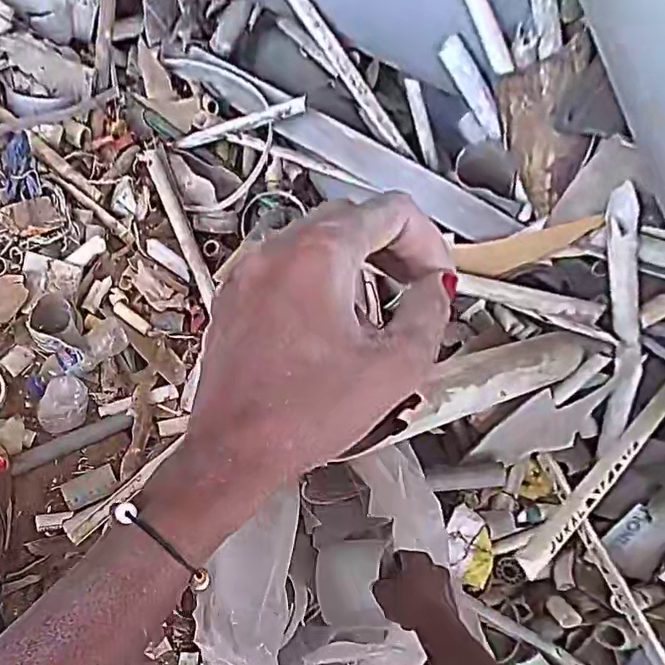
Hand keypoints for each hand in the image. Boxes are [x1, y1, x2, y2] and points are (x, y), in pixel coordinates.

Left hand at [180, 193, 455, 498]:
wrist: (233, 453)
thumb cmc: (293, 418)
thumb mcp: (396, 366)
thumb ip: (431, 311)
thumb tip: (435, 290)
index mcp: (314, 255)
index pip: (389, 211)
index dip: (427, 241)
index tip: (433, 273)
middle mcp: (271, 257)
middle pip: (345, 222)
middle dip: (388, 252)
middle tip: (409, 287)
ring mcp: (243, 282)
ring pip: (309, 250)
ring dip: (349, 272)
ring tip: (367, 320)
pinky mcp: (229, 308)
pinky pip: (279, 279)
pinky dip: (310, 291)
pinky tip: (325, 335)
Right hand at [374, 552, 483, 664]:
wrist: (434, 625)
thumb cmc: (413, 605)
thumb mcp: (382, 592)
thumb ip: (380, 584)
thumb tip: (382, 587)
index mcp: (416, 558)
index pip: (398, 556)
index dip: (387, 567)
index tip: (383, 576)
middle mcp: (434, 567)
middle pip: (414, 569)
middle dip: (404, 579)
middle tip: (393, 590)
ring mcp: (445, 583)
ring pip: (425, 583)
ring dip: (415, 592)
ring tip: (403, 606)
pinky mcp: (451, 599)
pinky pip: (434, 598)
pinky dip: (425, 604)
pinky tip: (415, 614)